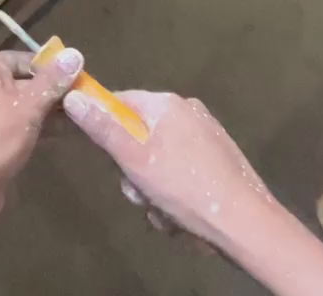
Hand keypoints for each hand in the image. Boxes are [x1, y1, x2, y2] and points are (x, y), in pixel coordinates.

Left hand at [0, 48, 82, 204]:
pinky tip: (64, 134)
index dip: (52, 67)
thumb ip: (53, 81)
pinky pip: (19, 126)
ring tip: (82, 117)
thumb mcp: (29, 104)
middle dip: (54, 92)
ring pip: (24, 106)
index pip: (25, 58)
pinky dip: (39, 128)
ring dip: (50, 112)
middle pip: (25, 82)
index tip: (81, 77)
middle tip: (87, 99)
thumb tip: (76, 54)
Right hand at [63, 90, 278, 251]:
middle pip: (140, 134)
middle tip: (140, 195)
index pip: (121, 102)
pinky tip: (182, 216)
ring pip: (160, 157)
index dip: (106, 127)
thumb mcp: (135, 161)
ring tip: (164, 213)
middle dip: (134, 170)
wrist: (249, 226)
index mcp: (166, 104)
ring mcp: (206, 135)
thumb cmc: (186, 188)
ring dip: (154, 187)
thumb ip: (102, 128)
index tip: (107, 157)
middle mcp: (187, 111)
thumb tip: (72, 95)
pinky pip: (182, 169)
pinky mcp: (220, 159)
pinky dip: (176, 191)